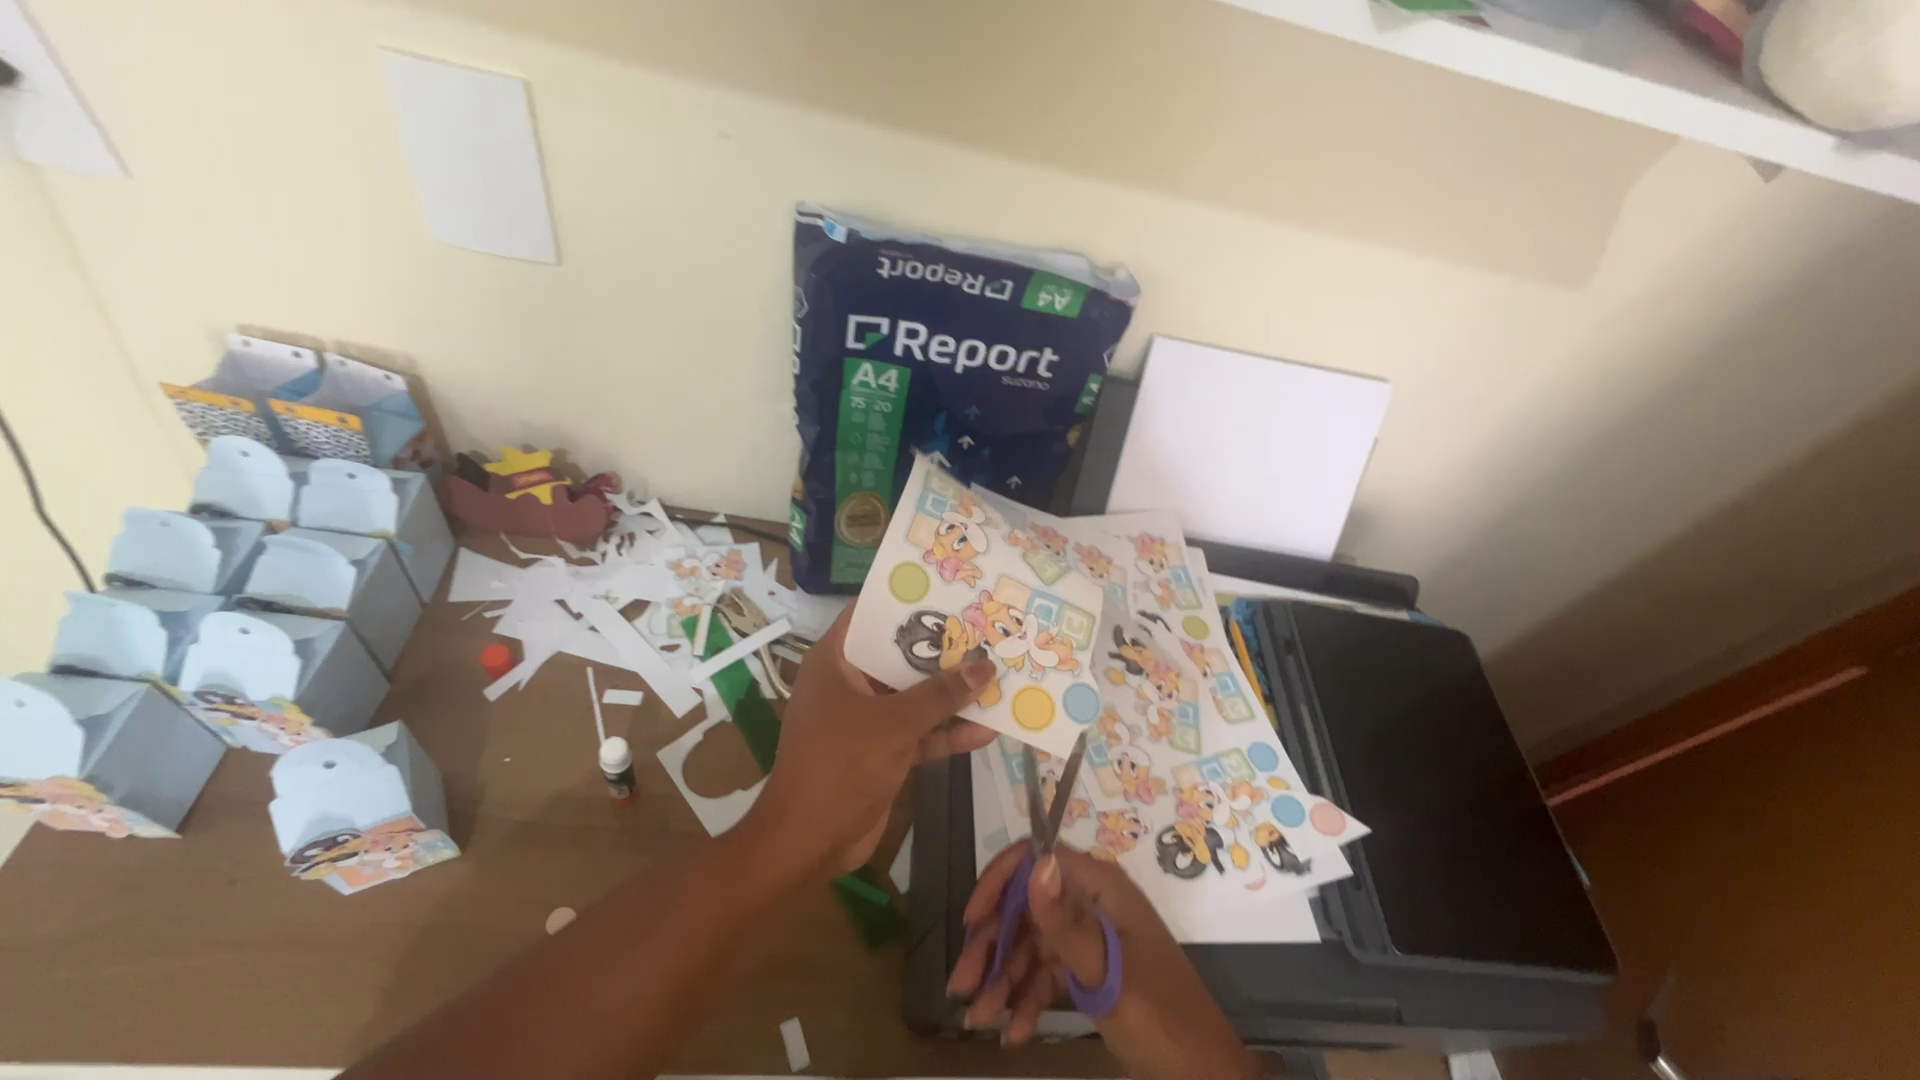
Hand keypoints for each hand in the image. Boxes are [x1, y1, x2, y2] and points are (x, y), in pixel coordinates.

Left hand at [747, 604, 995, 875]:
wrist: (809, 840)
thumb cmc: (841, 764)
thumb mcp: (895, 723)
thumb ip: (941, 695)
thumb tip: (985, 668)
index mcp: (836, 661)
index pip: (870, 615)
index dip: (907, 602)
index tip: (950, 592)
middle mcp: (850, 683)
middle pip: (900, 657)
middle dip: (944, 651)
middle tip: (988, 631)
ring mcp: (866, 720)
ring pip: (915, 697)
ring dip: (952, 695)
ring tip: (999, 677)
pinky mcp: (882, 752)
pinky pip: (920, 733)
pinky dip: (947, 733)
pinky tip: (987, 730)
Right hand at [947, 845, 1261, 1079]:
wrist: (1202, 1075)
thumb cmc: (1160, 1018)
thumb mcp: (1106, 973)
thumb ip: (1065, 922)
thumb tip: (1037, 861)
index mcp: (1102, 889)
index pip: (1039, 859)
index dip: (999, 882)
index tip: (969, 919)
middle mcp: (1093, 904)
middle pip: (1027, 908)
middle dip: (992, 946)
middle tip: (960, 986)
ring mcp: (1092, 938)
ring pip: (1032, 945)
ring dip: (1003, 979)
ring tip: (977, 1019)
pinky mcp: (1091, 972)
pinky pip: (1047, 974)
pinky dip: (1026, 999)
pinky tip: (1010, 1032)